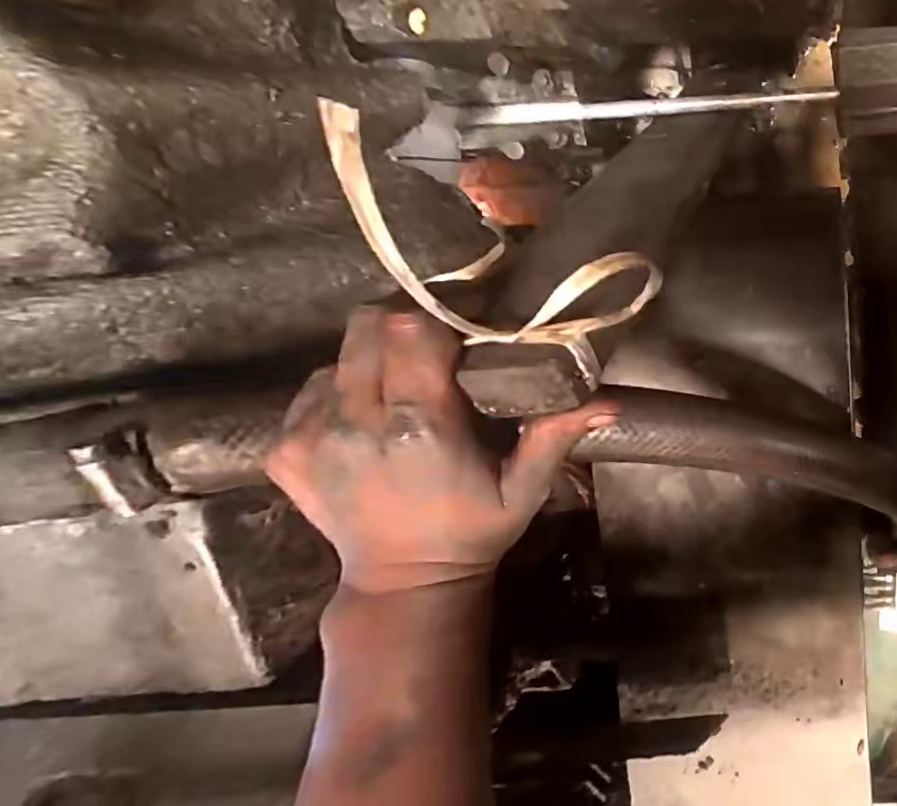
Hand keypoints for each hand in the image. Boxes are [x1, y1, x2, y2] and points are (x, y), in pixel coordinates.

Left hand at [267, 306, 618, 593]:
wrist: (402, 581)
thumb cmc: (475, 527)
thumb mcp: (528, 485)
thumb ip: (558, 435)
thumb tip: (613, 403)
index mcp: (417, 426)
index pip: (409, 334)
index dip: (438, 315)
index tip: (467, 319)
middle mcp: (353, 423)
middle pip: (366, 329)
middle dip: (405, 321)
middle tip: (441, 336)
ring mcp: (309, 437)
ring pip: (338, 354)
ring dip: (377, 352)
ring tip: (411, 374)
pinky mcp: (284, 451)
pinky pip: (313, 386)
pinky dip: (345, 383)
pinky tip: (374, 405)